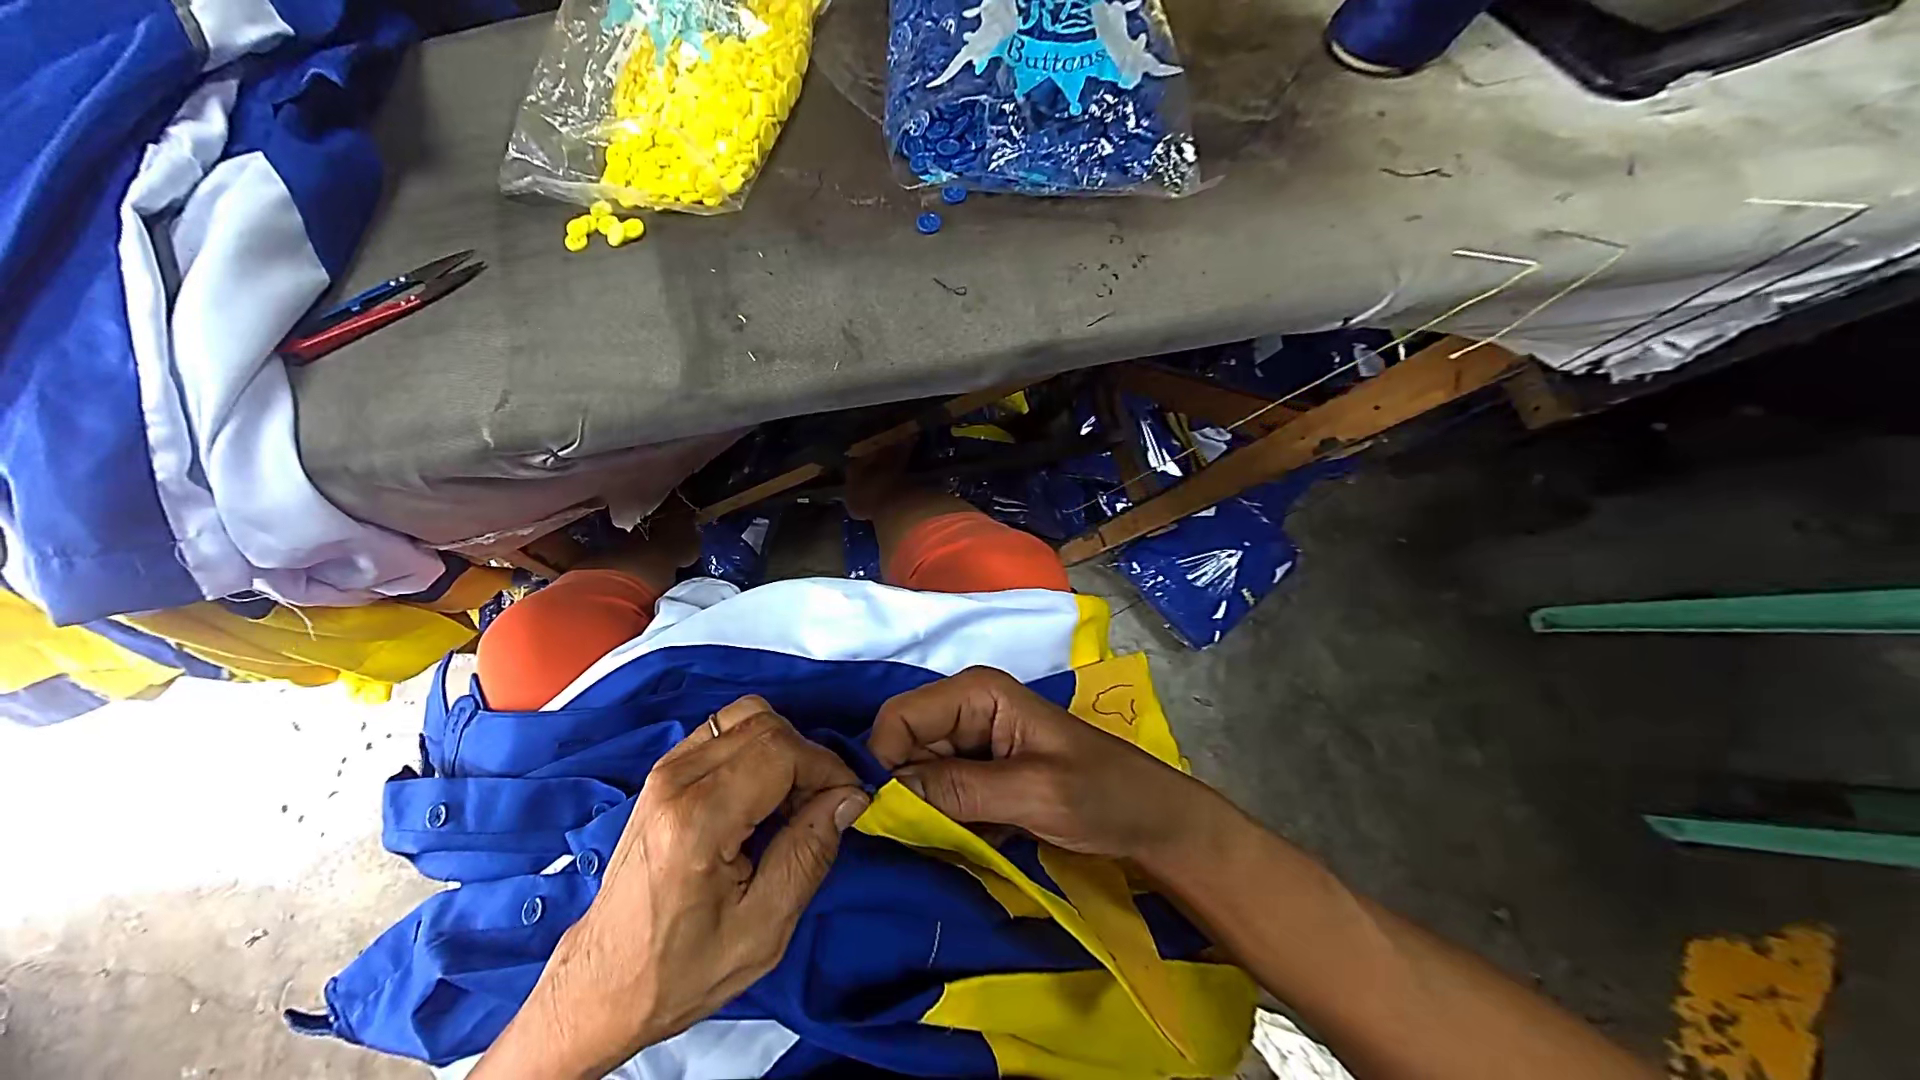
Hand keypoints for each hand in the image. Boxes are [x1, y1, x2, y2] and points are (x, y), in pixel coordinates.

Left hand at [475, 696, 869, 1079]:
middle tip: (818, 807)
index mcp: (697, 819)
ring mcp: (664, 770)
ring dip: (783, 748)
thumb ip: (809, 853)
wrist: (602, 982)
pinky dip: (758, 748)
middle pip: (767, 725)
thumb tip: (849, 797)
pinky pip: (726, 729)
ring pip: (747, 716)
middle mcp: (675, 780)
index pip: (781, 751)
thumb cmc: (682, 967)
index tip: (845, 802)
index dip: (826, 768)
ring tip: (790, 800)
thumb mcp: (763, 929)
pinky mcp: (662, 771)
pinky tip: (761, 794)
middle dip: (808, 757)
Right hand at [868, 667, 1229, 866]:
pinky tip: (971, 839)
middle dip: (903, 793)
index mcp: (977, 693)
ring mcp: (971, 743)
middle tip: (923, 839)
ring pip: (915, 775)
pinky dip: (942, 821)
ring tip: (958, 840)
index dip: (884, 762)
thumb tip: (883, 794)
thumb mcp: (1033, 792)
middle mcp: (965, 710)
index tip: (886, 816)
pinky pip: (937, 795)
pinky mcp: (977, 775)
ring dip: (924, 812)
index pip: (899, 718)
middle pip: (902, 746)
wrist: (1148, 820)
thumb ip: (959, 789)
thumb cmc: (1103, 794)